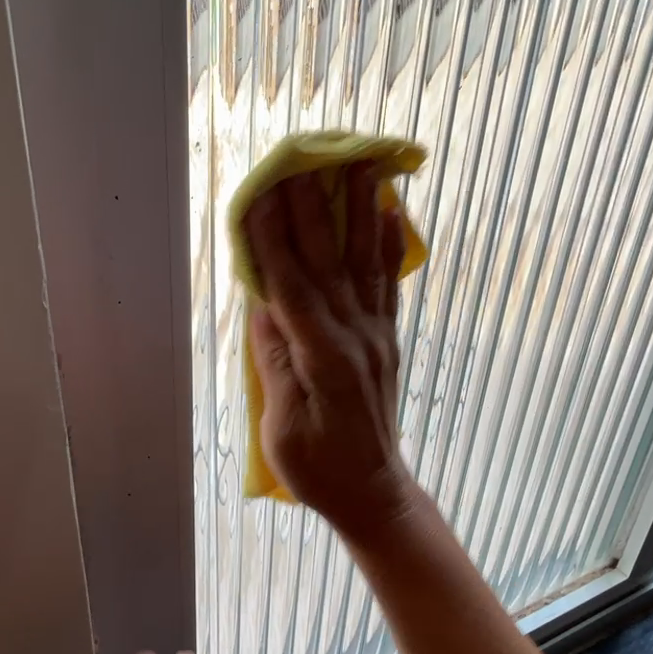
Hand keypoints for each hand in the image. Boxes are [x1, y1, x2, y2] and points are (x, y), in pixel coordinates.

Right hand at [244, 164, 420, 536]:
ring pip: (365, 261)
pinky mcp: (386, 337)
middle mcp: (354, 336)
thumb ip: (276, 361)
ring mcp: (376, 334)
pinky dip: (390, 244)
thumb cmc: (317, 468)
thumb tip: (263, 304)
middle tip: (303, 160)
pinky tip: (391, 211)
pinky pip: (389, 283)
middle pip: (329, 262)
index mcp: (323, 358)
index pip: (291, 287)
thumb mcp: (283, 425)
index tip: (261, 195)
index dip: (273, 240)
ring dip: (360, 210)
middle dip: (313, 208)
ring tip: (360, 164)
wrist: (374, 492)